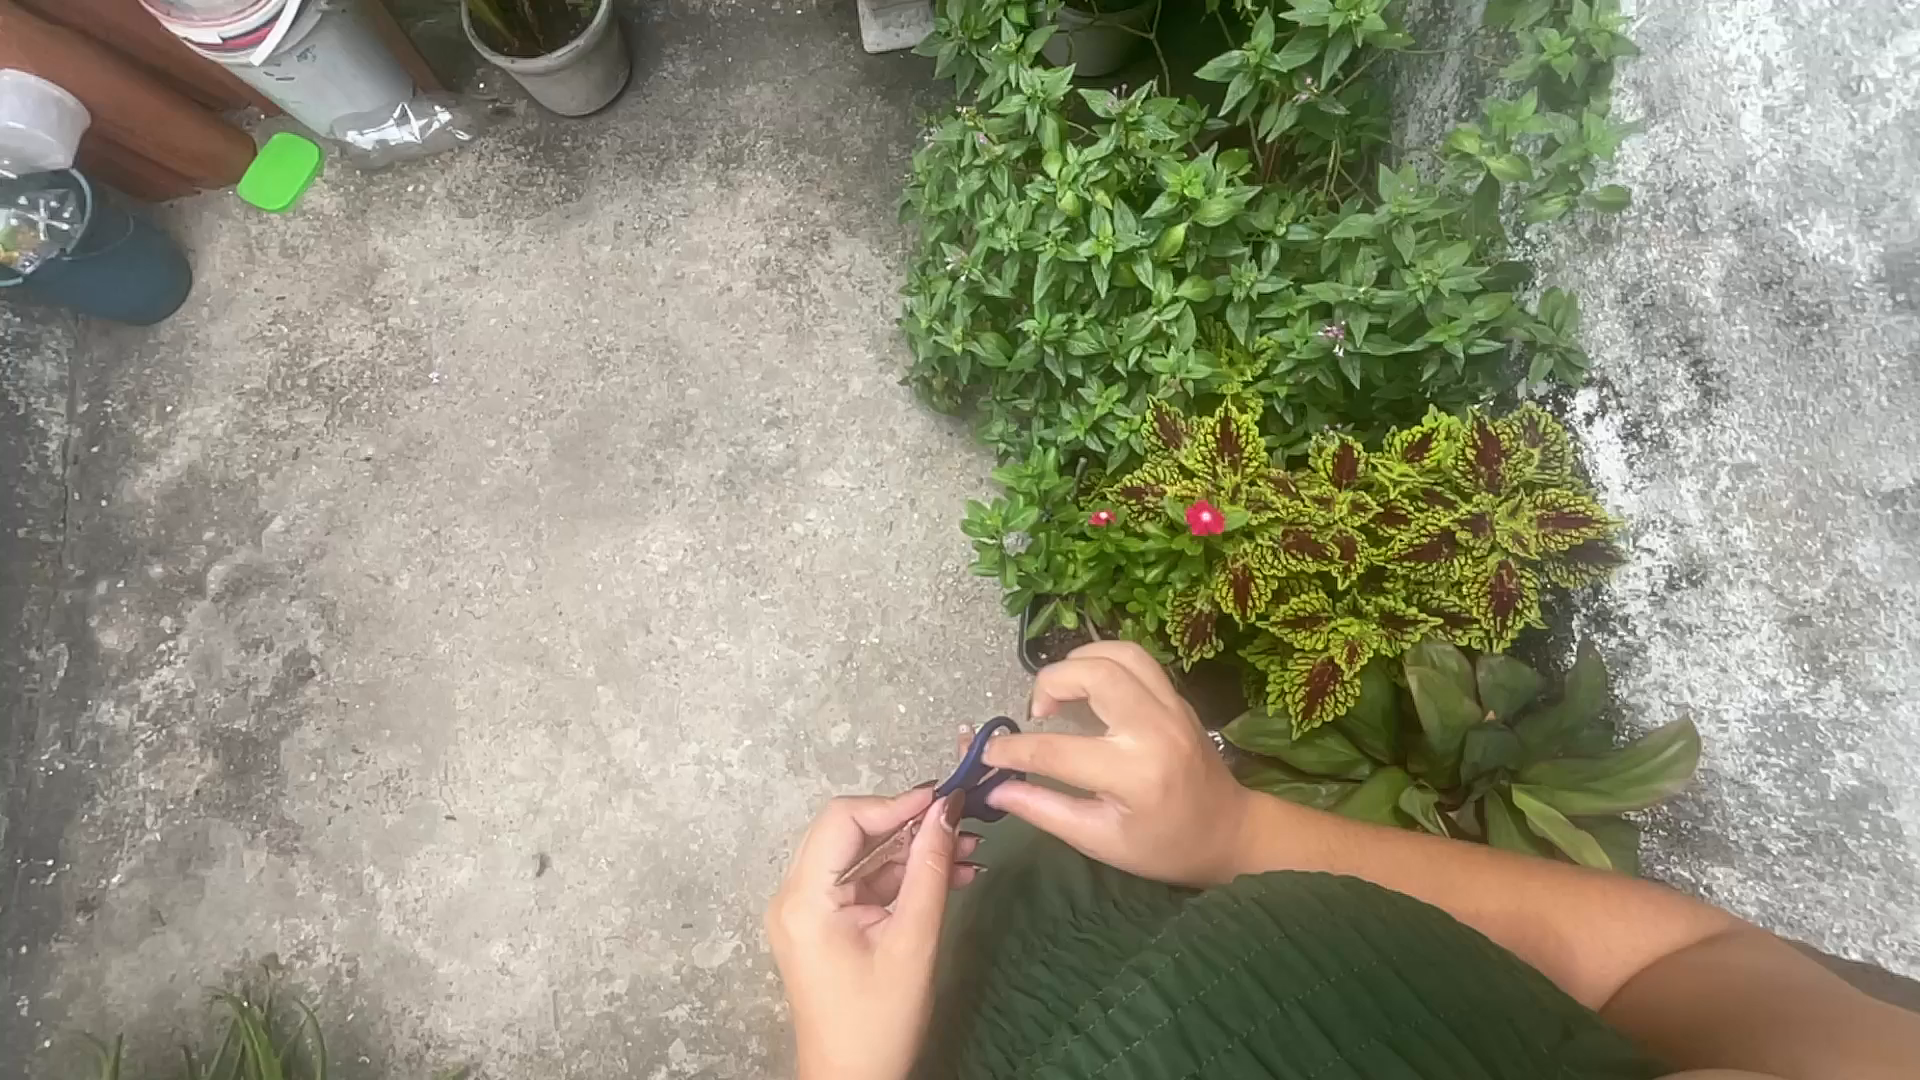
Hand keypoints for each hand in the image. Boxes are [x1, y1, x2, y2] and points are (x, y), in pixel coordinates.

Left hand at [765, 787, 980, 1079]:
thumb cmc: (879, 1023)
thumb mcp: (913, 941)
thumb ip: (930, 867)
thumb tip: (947, 808)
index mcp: (804, 899)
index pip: (843, 819)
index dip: (895, 802)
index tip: (943, 798)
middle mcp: (796, 894)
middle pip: (851, 830)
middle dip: (909, 822)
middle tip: (958, 820)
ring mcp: (808, 907)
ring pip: (864, 852)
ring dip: (913, 848)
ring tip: (967, 847)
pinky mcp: (825, 919)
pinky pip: (865, 879)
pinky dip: (905, 873)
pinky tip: (950, 871)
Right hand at [982, 641, 1256, 886]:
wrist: (1229, 831)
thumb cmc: (1164, 846)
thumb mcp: (1101, 840)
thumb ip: (1044, 810)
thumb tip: (995, 788)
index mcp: (1133, 774)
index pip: (1056, 751)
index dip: (1013, 750)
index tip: (990, 752)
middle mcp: (1153, 729)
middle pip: (1092, 675)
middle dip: (1050, 683)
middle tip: (1037, 713)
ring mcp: (1170, 706)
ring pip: (1117, 654)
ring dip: (1077, 661)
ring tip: (1060, 691)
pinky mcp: (1176, 696)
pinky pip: (1136, 658)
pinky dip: (1103, 659)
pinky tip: (1088, 682)